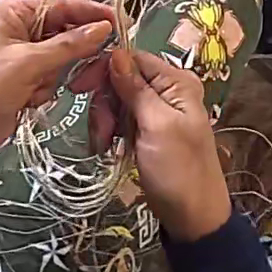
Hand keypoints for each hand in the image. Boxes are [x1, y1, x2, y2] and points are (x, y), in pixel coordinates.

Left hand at [0, 0, 114, 165]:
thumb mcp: (25, 63)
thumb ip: (68, 45)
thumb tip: (104, 27)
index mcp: (10, 11)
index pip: (60, 4)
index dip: (90, 12)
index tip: (120, 23)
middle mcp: (16, 28)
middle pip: (62, 31)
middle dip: (70, 52)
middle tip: (90, 65)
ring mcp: (18, 56)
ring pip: (59, 58)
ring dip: (53, 76)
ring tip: (34, 89)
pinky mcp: (20, 81)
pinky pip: (48, 79)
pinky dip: (44, 90)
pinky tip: (28, 100)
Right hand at [94, 49, 231, 241]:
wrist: (193, 219)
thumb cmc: (178, 171)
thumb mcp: (156, 126)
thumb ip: (136, 88)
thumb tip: (115, 52)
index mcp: (176, 81)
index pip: (131, 57)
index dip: (103, 69)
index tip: (79, 88)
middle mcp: (168, 89)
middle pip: (120, 78)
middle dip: (105, 102)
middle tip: (102, 132)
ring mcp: (157, 109)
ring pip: (116, 98)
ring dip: (104, 120)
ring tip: (106, 145)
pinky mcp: (147, 128)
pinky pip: (119, 117)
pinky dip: (110, 130)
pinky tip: (108, 147)